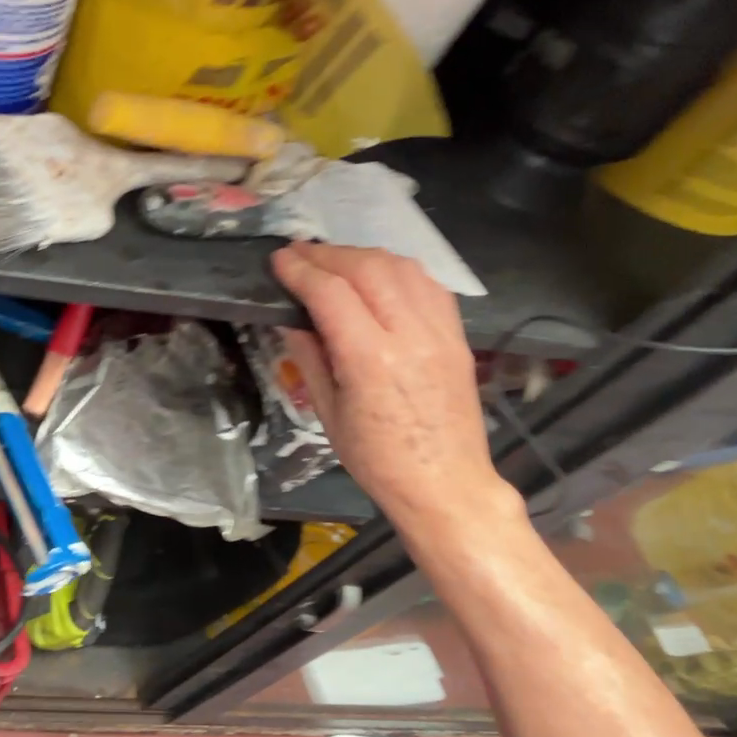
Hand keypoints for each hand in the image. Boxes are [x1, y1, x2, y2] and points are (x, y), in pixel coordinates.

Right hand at [269, 243, 516, 529]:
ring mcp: (441, 331)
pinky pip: (427, 284)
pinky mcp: (457, 335)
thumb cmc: (375, 459)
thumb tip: (292, 319)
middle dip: (328, 255)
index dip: (301, 270)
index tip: (278, 260)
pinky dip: (396, 270)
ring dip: (362, 256)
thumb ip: (310, 357)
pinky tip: (376, 277)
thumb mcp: (327, 412)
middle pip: (367, 268)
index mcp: (371, 360)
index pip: (331, 293)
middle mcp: (411, 335)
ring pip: (402, 267)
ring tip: (333, 261)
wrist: (444, 482)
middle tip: (299, 254)